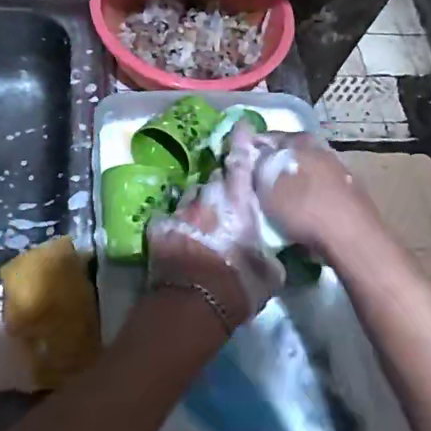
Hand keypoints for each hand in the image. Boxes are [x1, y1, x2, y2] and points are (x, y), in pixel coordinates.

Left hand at [145, 133, 284, 328]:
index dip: (242, 139)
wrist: (193, 307)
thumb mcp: (270, 271)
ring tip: (204, 221)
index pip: (241, 159)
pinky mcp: (158, 226)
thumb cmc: (239, 286)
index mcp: (238, 201)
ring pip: (191, 195)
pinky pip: (170, 216)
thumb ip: (271, 250)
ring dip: (200, 203)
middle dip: (221, 184)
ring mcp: (180, 209)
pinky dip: (177, 223)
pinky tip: (180, 237)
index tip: (241, 124)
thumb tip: (272, 249)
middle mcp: (208, 196)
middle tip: (227, 201)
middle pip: (214, 178)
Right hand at [229, 128, 377, 254]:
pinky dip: (312, 197)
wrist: (351, 237)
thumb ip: (256, 166)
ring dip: (296, 183)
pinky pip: (322, 190)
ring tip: (282, 204)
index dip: (252, 150)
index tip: (242, 167)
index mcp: (300, 140)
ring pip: (308, 171)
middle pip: (291, 153)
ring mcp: (340, 169)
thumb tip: (252, 156)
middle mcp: (322, 148)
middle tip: (261, 186)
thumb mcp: (266, 187)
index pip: (268, 137)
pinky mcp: (353, 192)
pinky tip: (306, 214)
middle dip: (275, 166)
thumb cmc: (303, 208)